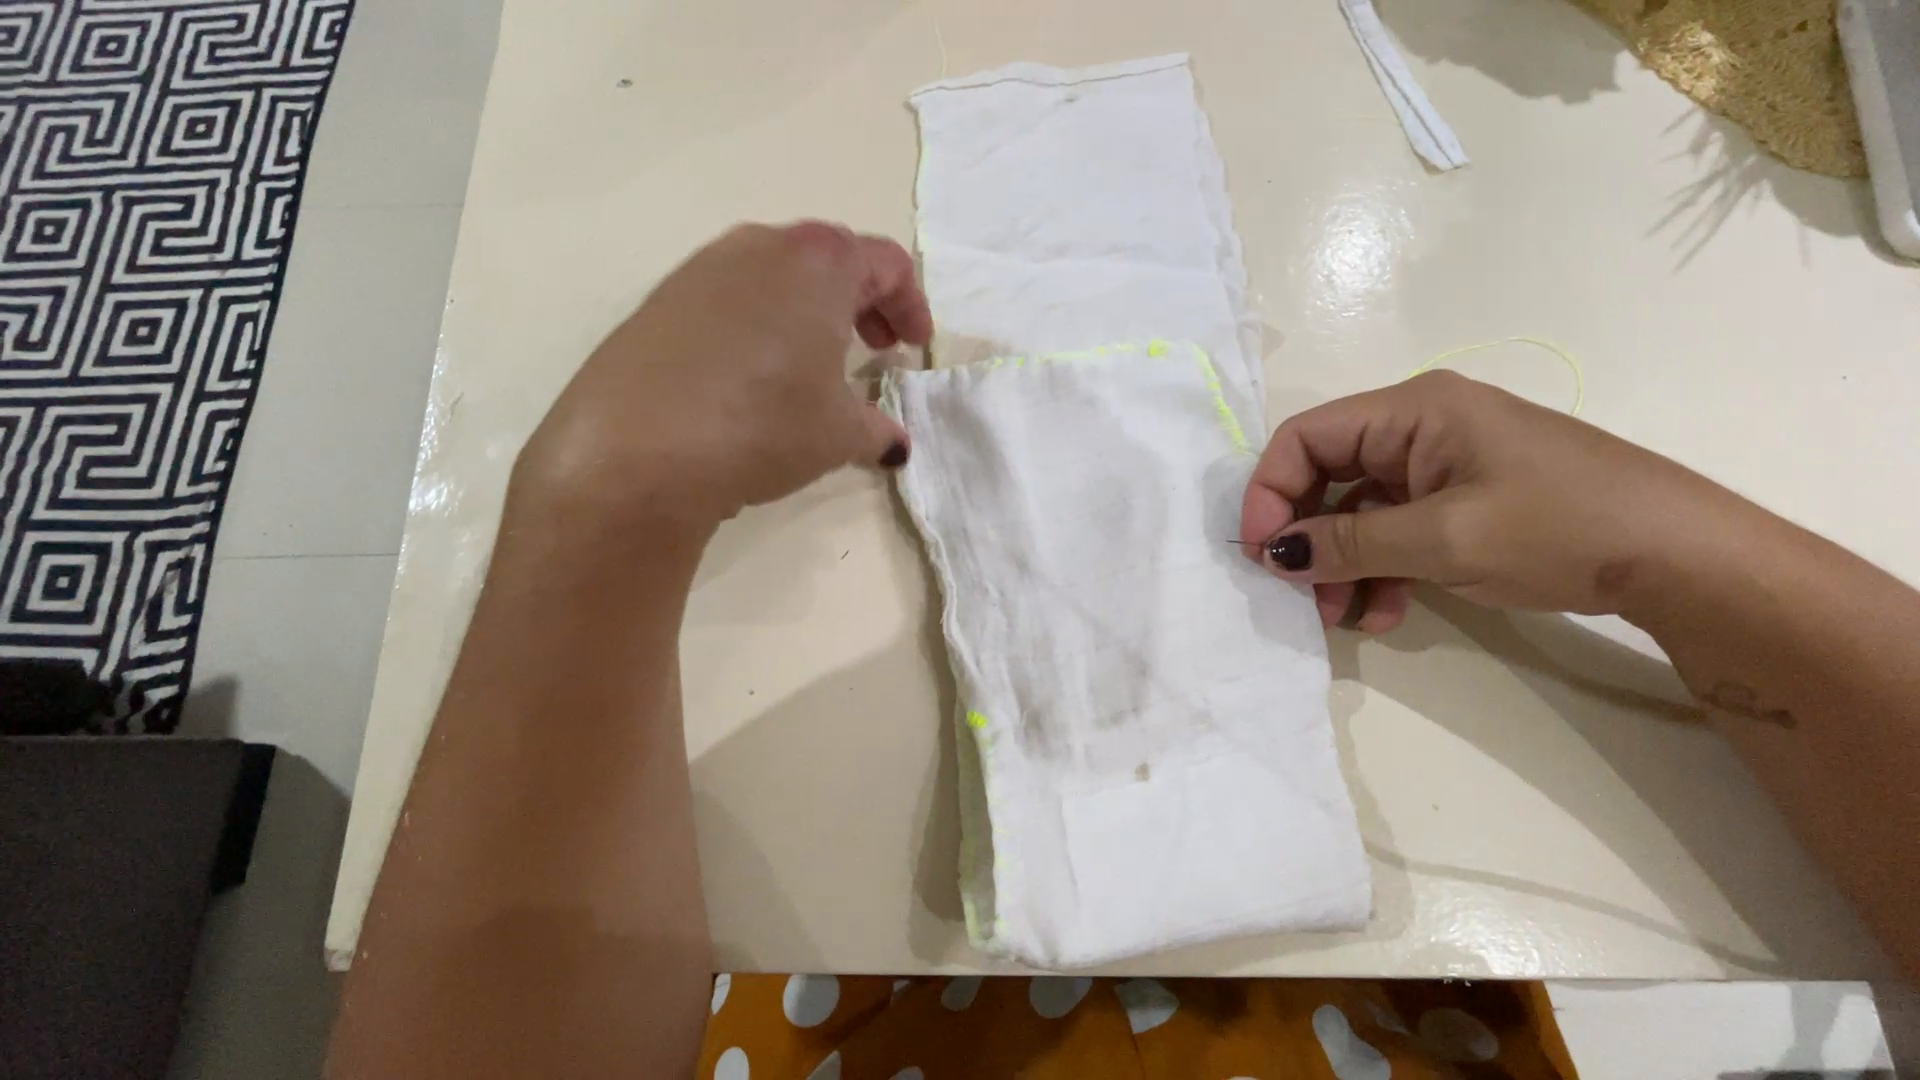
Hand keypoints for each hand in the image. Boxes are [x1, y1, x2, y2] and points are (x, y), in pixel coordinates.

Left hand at [516, 221, 932, 531]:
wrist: (637, 449)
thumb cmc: (763, 425)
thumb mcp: (838, 434)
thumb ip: (875, 427)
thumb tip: (892, 440)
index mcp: (817, 263)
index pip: (886, 264)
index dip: (911, 306)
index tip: (914, 349)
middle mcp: (759, 247)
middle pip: (829, 260)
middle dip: (862, 303)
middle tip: (874, 350)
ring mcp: (701, 270)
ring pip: (775, 277)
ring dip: (808, 313)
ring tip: (813, 367)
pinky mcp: (660, 302)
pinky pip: (729, 300)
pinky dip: (760, 326)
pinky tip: (753, 378)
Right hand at [1240, 370, 1747, 633]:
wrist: (1683, 560)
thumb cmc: (1559, 528)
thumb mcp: (1442, 539)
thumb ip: (1348, 543)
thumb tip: (1273, 554)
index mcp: (1411, 411)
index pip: (1305, 438)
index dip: (1269, 492)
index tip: (1260, 553)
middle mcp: (1417, 429)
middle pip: (1326, 477)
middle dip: (1307, 538)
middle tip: (1299, 594)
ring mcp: (1440, 467)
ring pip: (1356, 512)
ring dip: (1341, 566)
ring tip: (1343, 617)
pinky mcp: (1459, 502)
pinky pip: (1393, 532)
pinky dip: (1379, 572)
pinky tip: (1384, 614)